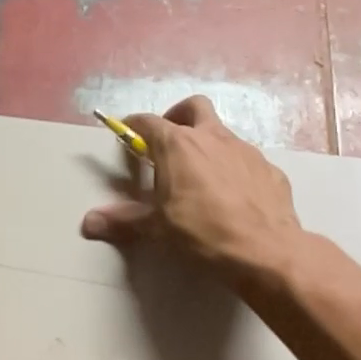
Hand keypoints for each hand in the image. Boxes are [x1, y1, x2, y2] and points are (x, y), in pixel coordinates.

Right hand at [81, 96, 304, 275]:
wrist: (268, 252)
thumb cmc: (203, 232)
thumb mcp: (157, 227)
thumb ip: (123, 220)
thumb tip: (88, 222)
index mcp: (178, 144)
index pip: (147, 122)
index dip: (133, 126)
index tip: (126, 135)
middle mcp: (212, 137)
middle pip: (193, 107)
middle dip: (178, 116)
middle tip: (168, 143)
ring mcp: (246, 151)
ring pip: (222, 134)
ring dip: (207, 145)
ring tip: (200, 178)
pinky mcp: (271, 170)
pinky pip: (246, 161)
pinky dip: (234, 170)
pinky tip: (233, 198)